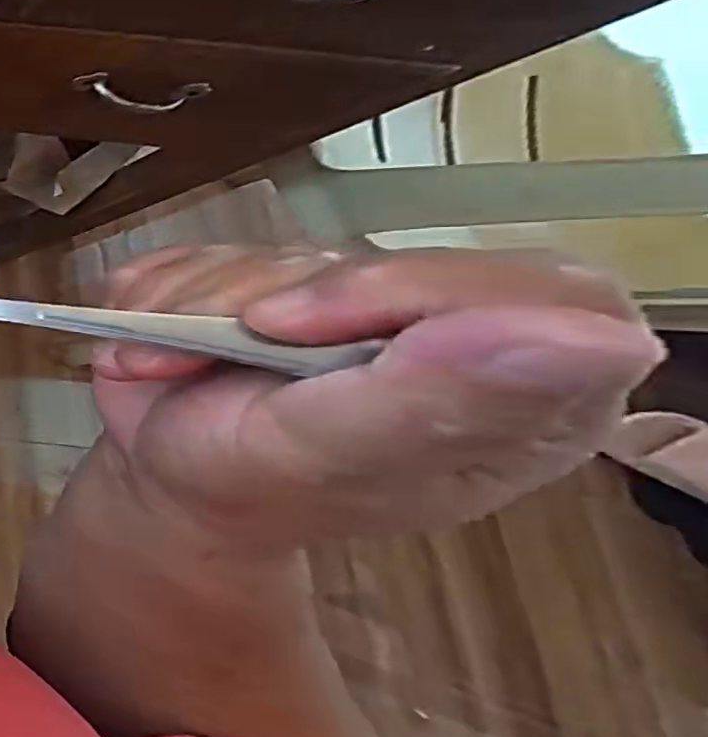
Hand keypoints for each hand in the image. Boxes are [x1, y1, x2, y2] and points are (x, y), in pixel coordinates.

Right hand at [91, 246, 664, 553]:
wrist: (152, 477)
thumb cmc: (236, 484)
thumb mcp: (321, 458)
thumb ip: (428, 404)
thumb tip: (597, 339)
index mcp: (498, 392)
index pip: (528, 290)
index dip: (408, 287)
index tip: (287, 325)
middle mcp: (419, 332)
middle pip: (353, 262)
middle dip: (235, 306)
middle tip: (181, 364)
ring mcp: (327, 299)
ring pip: (258, 254)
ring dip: (174, 309)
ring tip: (145, 367)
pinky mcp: (253, 278)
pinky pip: (197, 252)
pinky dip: (147, 295)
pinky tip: (140, 339)